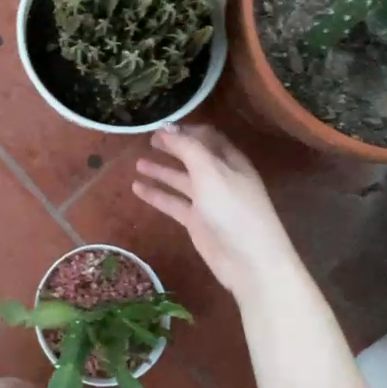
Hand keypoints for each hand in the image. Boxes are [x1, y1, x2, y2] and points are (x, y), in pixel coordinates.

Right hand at [131, 124, 300, 296]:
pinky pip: (173, 203)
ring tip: (137, 162)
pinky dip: (156, 194)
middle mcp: (220, 178)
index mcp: (230, 161)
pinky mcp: (197, 222)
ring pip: (181, 180)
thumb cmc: (233, 209)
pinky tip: (136, 188)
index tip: (161, 126)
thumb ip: (187, 148)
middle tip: (148, 140)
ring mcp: (208, 201)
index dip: (186, 130)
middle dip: (172, 148)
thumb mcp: (210, 171)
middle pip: (193, 157)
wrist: (250, 261)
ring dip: (161, 171)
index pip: (207, 137)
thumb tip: (167, 127)